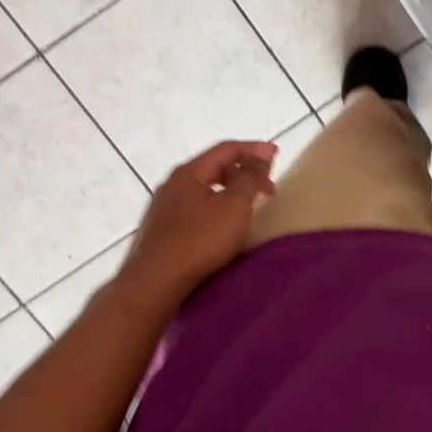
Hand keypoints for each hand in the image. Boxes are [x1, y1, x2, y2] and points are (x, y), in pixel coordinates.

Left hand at [114, 140, 277, 309]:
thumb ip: (251, 177)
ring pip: (203, 189)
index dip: (254, 149)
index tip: (277, 155)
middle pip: (213, 167)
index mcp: (190, 172)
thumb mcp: (235, 206)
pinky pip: (195, 207)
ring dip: (229, 191)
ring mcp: (164, 206)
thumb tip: (263, 150)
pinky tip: (222, 226)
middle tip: (267, 189)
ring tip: (248, 208)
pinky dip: (215, 207)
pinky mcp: (161, 228)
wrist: (155, 281)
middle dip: (243, 173)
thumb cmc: (200, 240)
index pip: (226, 149)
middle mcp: (173, 183)